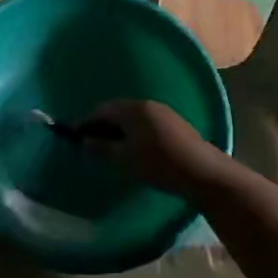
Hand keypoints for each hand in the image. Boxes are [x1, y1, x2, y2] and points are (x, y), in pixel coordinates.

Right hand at [80, 99, 230, 195]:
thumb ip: (101, 147)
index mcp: (132, 109)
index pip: (101, 110)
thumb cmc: (157, 164)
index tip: (74, 135)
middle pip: (118, 110)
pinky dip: (133, 131)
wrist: (202, 172)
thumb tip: (86, 140)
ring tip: (110, 146)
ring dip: (118, 128)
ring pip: (133, 116)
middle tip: (90, 141)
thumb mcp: (123, 159)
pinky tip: (133, 147)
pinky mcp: (175, 124)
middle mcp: (147, 105)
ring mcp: (164, 113)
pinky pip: (146, 122)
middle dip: (102, 124)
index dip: (86, 122)